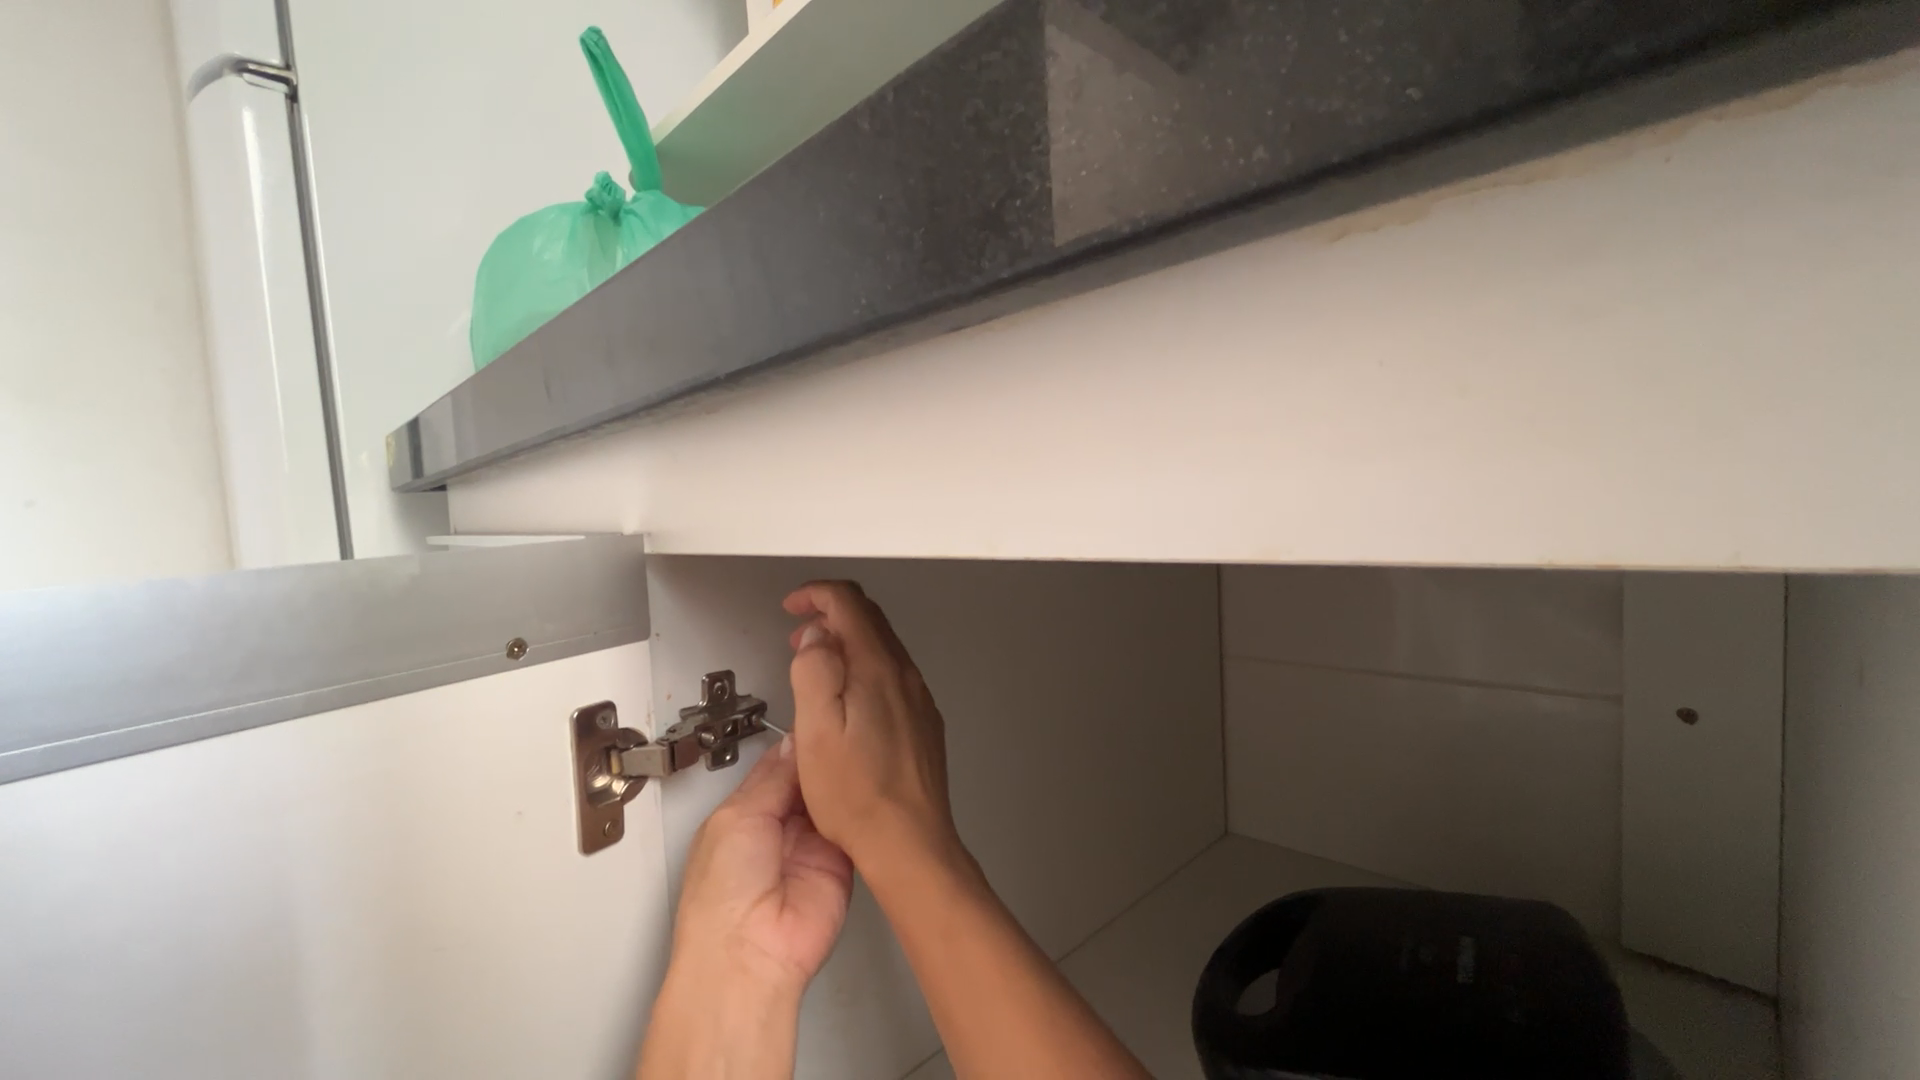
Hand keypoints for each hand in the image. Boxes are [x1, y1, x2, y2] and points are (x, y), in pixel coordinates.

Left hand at [637, 740, 852, 1079]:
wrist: (750, 956)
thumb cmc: (722, 896)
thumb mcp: (739, 817)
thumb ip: (772, 777)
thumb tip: (794, 742)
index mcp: (745, 812)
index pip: (778, 765)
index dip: (799, 741)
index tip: (821, 712)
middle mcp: (780, 825)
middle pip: (809, 778)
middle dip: (824, 756)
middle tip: (847, 723)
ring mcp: (812, 844)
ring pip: (834, 797)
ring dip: (844, 779)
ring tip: (863, 743)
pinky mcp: (842, 862)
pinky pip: (856, 825)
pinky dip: (863, 806)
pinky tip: (874, 779)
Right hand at [784, 581, 959, 869]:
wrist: (909, 841)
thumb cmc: (858, 795)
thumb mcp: (816, 729)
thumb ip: (814, 670)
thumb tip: (818, 635)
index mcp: (877, 669)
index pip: (850, 603)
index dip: (817, 594)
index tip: (793, 605)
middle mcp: (905, 676)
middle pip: (870, 619)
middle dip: (830, 615)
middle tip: (799, 633)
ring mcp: (918, 698)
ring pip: (882, 647)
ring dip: (847, 642)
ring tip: (816, 664)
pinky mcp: (922, 721)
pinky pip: (893, 674)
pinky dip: (865, 667)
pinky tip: (848, 698)